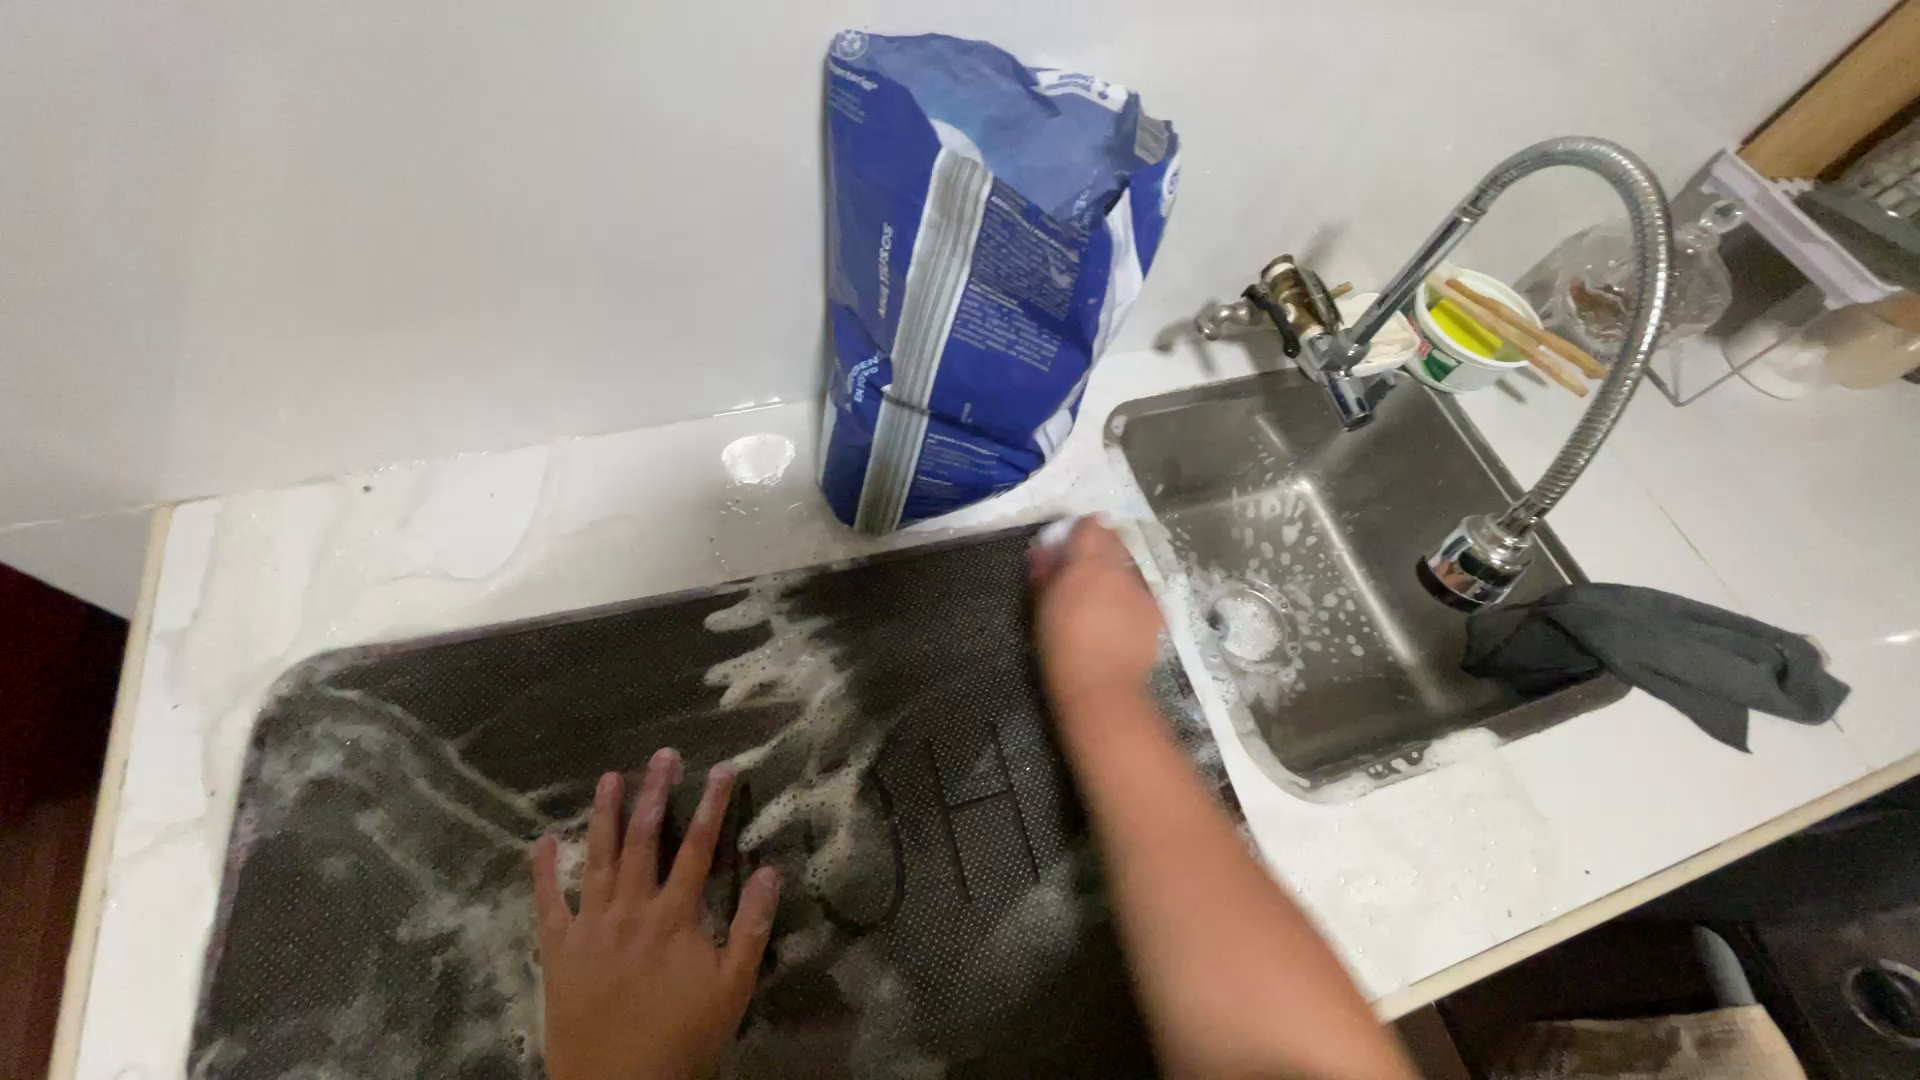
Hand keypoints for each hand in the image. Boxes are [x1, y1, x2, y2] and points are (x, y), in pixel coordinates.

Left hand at [531, 750, 779, 1079]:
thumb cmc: (683, 1038)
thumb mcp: (733, 987)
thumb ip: (752, 926)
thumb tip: (771, 870)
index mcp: (675, 916)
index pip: (700, 847)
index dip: (714, 804)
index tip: (724, 768)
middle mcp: (631, 910)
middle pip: (646, 840)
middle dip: (656, 793)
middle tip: (663, 756)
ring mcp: (590, 928)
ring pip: (599, 859)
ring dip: (605, 815)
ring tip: (610, 777)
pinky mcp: (559, 951)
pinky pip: (548, 904)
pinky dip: (544, 872)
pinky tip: (542, 840)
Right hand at [1027, 517, 1164, 708]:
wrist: (1100, 687)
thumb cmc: (1060, 647)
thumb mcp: (1042, 607)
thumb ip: (1045, 572)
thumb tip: (1043, 550)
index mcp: (1086, 563)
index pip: (1089, 525)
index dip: (1080, 530)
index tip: (1072, 542)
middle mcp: (1118, 569)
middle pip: (1114, 539)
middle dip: (1101, 545)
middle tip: (1087, 565)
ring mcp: (1141, 589)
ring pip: (1130, 565)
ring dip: (1117, 570)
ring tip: (1105, 595)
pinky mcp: (1158, 610)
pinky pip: (1144, 591)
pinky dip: (1132, 595)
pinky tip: (1122, 616)